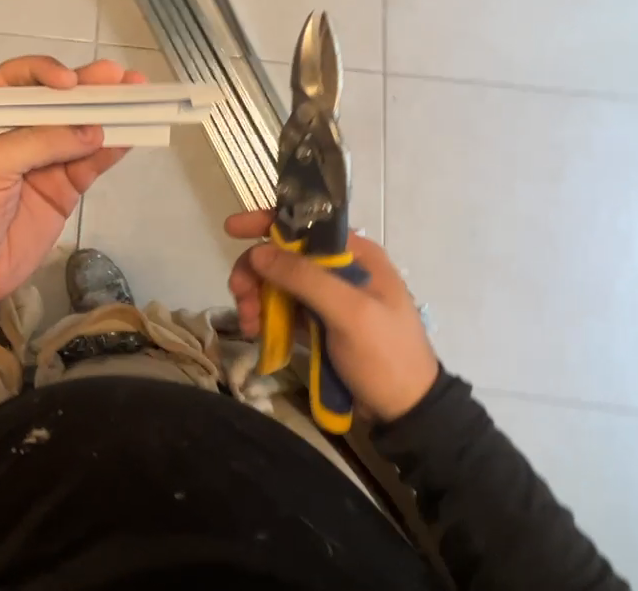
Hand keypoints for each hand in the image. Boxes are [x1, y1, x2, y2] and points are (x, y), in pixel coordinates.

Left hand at [0, 56, 146, 303]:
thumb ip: (37, 142)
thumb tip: (93, 130)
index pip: (18, 80)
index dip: (45, 72)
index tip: (69, 82)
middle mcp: (16, 131)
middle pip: (56, 100)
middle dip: (88, 86)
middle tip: (120, 77)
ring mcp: (42, 160)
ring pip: (79, 129)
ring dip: (108, 112)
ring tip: (138, 97)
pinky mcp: (62, 189)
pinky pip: (90, 163)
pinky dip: (111, 149)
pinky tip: (131, 134)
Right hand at [224, 210, 439, 422]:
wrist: (406, 413)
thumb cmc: (386, 356)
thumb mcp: (350, 314)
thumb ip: (305, 279)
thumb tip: (257, 252)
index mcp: (356, 255)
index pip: (305, 225)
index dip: (266, 223)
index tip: (232, 230)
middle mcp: (340, 269)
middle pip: (282, 255)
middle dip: (255, 271)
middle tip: (238, 293)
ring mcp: (327, 297)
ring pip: (276, 282)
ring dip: (255, 296)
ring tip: (247, 321)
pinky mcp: (316, 322)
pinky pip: (280, 308)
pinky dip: (263, 315)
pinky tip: (255, 331)